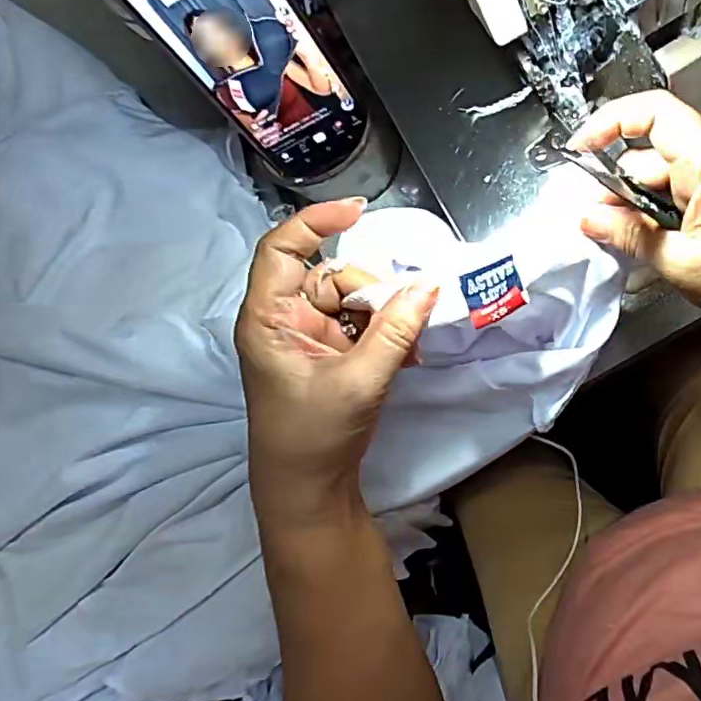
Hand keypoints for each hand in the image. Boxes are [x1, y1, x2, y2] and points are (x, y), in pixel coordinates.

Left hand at [235, 198, 437, 520]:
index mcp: (270, 318)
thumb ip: (395, 331)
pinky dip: (389, 334)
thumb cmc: (314, 435)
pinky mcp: (336, 354)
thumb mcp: (359, 381)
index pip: (283, 249)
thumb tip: (430, 286)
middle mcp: (288, 319)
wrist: (310, 488)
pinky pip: (367, 326)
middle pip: (334, 276)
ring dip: (387, 317)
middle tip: (403, 321)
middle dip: (373, 293)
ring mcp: (314, 337)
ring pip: (357, 301)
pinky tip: (406, 354)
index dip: (316, 223)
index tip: (359, 212)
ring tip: (408, 347)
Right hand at [569, 90, 700, 332]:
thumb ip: (632, 236)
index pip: (653, 111)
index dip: (610, 121)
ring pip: (654, 177)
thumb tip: (589, 220)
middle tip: (594, 221)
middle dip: (615, 183)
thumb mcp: (684, 262)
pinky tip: (642, 242)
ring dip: (631, 204)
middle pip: (646, 151)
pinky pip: (668, 196)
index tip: (579, 148)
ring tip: (619, 239)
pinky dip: (650, 215)